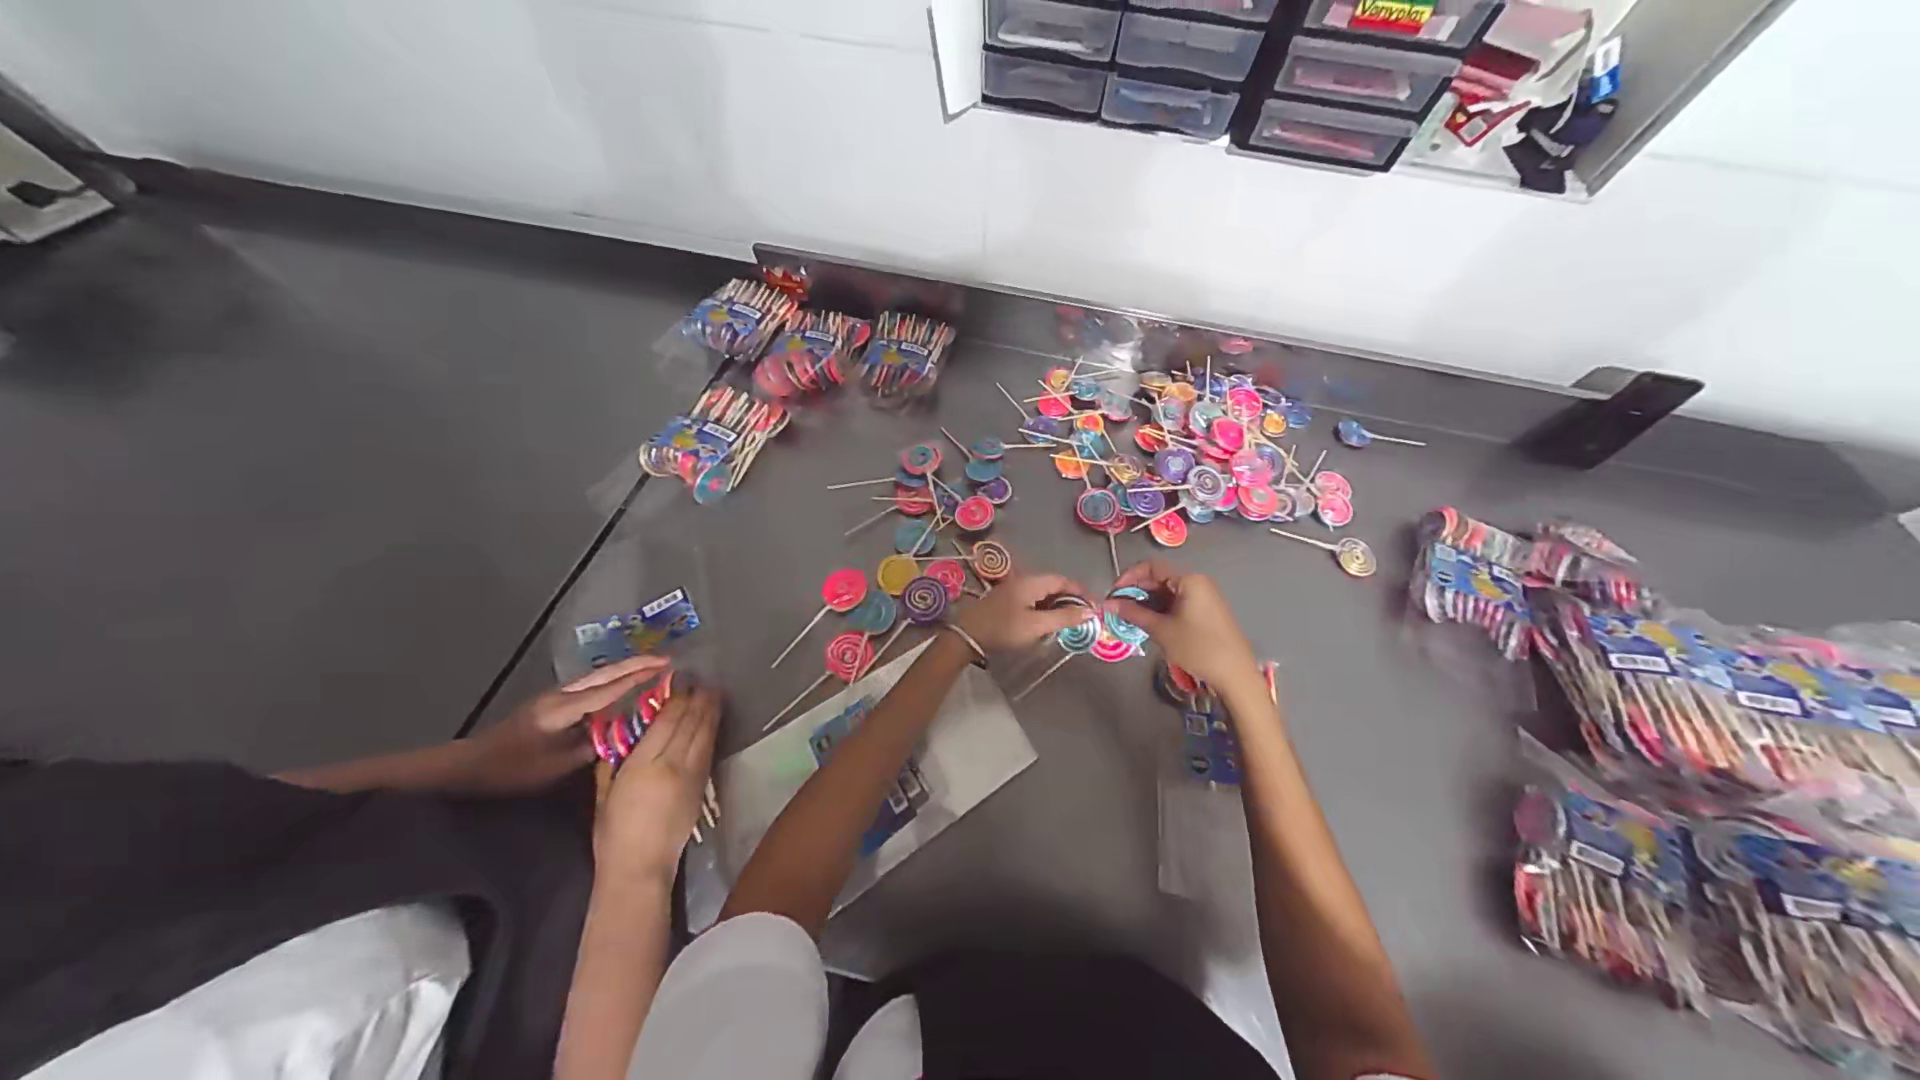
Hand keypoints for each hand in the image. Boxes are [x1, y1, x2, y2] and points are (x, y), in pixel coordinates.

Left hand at [467, 655, 671, 793]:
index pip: (609, 689)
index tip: (666, 668)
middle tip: (667, 660)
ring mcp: (557, 696)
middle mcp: (563, 695)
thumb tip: (622, 734)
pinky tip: (625, 682)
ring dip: (626, 669)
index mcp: (564, 708)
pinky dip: (613, 679)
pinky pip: (592, 685)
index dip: (639, 678)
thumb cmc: (513, 769)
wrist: (471, 766)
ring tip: (653, 666)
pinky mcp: (554, 702)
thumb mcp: (555, 766)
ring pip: (598, 676)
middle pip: (606, 674)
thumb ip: (591, 747)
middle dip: (637, 664)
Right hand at [595, 687, 720, 881]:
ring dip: (711, 711)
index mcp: (645, 763)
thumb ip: (612, 765)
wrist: (640, 867)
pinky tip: (712, 723)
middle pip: (692, 722)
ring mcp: (692, 775)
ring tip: (714, 693)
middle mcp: (674, 763)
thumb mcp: (604, 794)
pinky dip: (711, 733)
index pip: (668, 720)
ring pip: (705, 734)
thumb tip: (621, 742)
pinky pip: (708, 751)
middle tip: (704, 680)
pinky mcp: (702, 787)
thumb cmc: (613, 833)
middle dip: (700, 698)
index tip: (679, 681)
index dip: (676, 697)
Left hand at [954, 571, 1095, 651]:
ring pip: (1042, 593)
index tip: (1093, 607)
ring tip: (1068, 621)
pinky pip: (1032, 600)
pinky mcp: (1006, 601)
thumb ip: (1063, 617)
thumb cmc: (1003, 629)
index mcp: (1031, 582)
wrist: (967, 636)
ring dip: (1056, 604)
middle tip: (1082, 616)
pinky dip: (1044, 608)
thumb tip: (1089, 611)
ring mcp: (1012, 590)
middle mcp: (1022, 581)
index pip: (1062, 580)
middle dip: (1070, 599)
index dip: (1080, 592)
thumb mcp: (1036, 626)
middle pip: (1053, 585)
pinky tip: (1047, 622)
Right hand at [1105, 560, 1261, 694]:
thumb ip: (1133, 613)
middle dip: (1136, 591)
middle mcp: (1198, 583)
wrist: (1236, 674)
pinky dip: (1161, 610)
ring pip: (1168, 592)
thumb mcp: (1162, 630)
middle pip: (1160, 578)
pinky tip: (1149, 623)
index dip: (1128, 577)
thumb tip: (1109, 603)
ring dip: (1147, 602)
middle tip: (1117, 608)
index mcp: (1190, 580)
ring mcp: (1204, 597)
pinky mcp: (1207, 612)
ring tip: (1130, 618)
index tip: (1113, 594)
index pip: (1151, 567)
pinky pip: (1178, 603)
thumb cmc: (1198, 648)